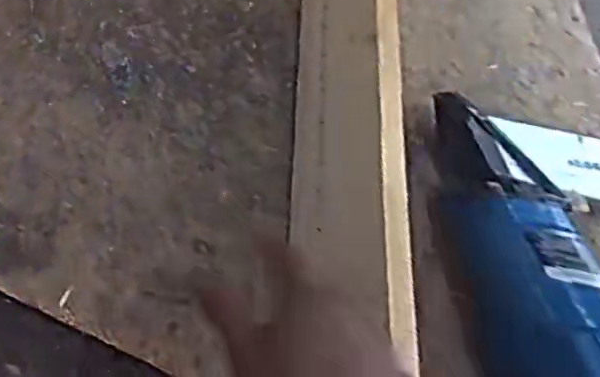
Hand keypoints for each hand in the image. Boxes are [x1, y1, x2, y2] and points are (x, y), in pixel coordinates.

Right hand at [197, 238, 405, 376]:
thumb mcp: (247, 348)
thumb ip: (226, 307)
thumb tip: (204, 279)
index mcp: (310, 292)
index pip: (284, 252)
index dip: (266, 242)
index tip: (256, 236)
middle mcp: (348, 308)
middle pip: (319, 282)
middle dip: (297, 283)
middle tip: (275, 286)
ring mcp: (378, 342)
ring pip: (345, 313)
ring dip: (323, 314)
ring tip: (302, 328)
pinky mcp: (394, 368)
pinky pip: (366, 344)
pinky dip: (347, 342)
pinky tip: (334, 359)